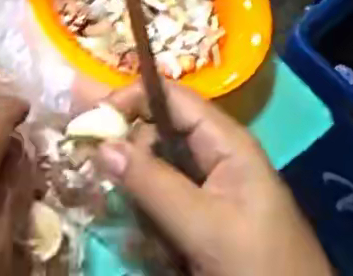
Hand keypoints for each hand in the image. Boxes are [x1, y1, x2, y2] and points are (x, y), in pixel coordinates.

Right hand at [96, 82, 332, 275]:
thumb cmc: (261, 269)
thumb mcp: (206, 227)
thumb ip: (152, 182)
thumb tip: (99, 142)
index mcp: (225, 141)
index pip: (167, 94)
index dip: (128, 98)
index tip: (93, 121)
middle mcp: (215, 155)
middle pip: (155, 129)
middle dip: (124, 146)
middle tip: (92, 166)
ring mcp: (210, 189)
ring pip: (154, 167)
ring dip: (131, 185)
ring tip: (110, 203)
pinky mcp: (204, 220)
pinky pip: (162, 200)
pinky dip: (144, 212)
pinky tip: (135, 236)